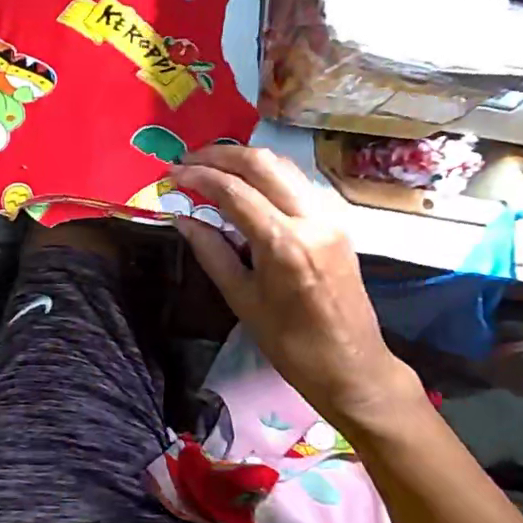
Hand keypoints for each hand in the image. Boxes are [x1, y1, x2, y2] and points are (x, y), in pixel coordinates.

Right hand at [171, 145, 422, 425]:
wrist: (352, 366)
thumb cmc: (290, 344)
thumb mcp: (242, 299)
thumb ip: (211, 252)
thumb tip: (183, 218)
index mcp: (284, 244)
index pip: (234, 191)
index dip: (198, 176)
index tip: (170, 173)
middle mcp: (312, 220)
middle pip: (263, 164)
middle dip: (221, 155)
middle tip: (188, 160)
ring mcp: (330, 218)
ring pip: (285, 167)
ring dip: (245, 160)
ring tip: (211, 167)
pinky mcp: (338, 223)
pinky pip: (298, 184)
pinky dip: (268, 175)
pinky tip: (246, 185)